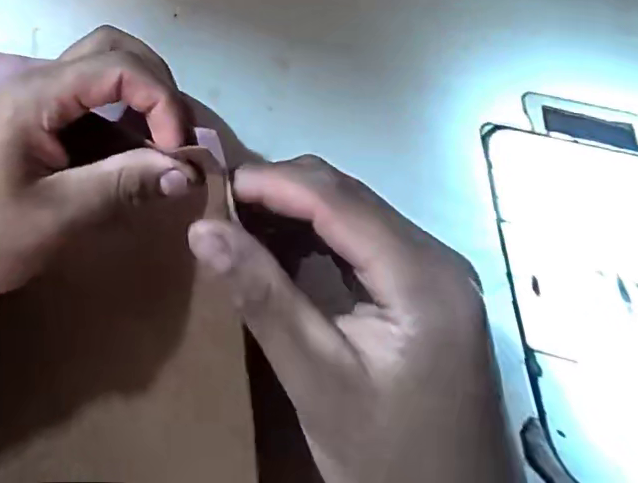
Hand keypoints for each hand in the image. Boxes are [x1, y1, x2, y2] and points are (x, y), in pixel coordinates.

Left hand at [0, 27, 202, 295]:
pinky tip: (139, 151)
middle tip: (174, 131)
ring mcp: (42, 97)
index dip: (160, 99)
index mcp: (38, 95)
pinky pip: (96, 96)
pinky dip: (126, 112)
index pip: (118, 65)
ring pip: (105, 64)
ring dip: (143, 92)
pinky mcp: (45, 117)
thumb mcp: (55, 216)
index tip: (177, 150)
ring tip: (165, 140)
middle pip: (113, 47)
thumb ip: (121, 185)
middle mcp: (42, 82)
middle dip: (155, 81)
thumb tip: (185, 170)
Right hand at [187, 156, 514, 482]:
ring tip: (239, 222)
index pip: (334, 199)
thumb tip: (200, 229)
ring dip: (293, 205)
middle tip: (219, 206)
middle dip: (278, 188)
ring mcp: (434, 268)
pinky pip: (360, 232)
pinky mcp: (424, 283)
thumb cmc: (388, 459)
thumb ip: (262, 297)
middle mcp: (436, 255)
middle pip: (344, 193)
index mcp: (422, 276)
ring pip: (350, 206)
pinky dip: (314, 229)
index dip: (270, 182)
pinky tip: (280, 247)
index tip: (212, 186)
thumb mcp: (317, 381)